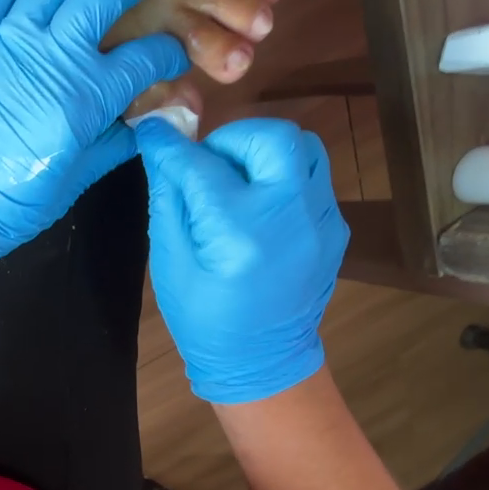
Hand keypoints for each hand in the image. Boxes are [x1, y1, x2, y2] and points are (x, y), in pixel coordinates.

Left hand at [106, 0, 286, 88]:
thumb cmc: (96, 5)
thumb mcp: (108, 56)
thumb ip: (145, 90)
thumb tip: (188, 111)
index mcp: (165, 25)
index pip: (207, 45)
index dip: (228, 56)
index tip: (239, 63)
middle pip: (238, 5)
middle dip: (255, 18)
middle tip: (259, 25)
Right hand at [136, 117, 349, 403]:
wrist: (260, 360)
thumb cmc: (202, 319)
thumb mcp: (170, 264)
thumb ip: (168, 199)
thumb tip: (160, 146)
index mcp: (238, 232)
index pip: (202, 166)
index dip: (172, 145)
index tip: (154, 130)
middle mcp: (289, 215)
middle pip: (271, 137)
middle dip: (231, 138)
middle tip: (206, 160)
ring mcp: (321, 218)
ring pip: (301, 147)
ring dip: (261, 150)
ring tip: (234, 177)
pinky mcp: (334, 224)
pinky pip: (309, 177)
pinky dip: (277, 177)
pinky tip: (255, 206)